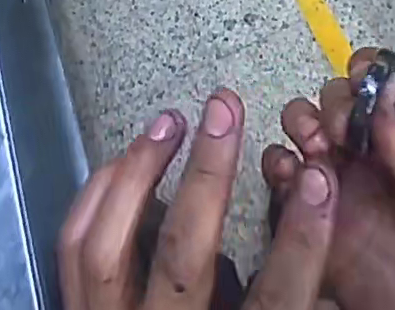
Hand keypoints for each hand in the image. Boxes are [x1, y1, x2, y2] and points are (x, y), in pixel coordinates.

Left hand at [59, 88, 337, 309]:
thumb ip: (282, 302)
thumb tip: (309, 227)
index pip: (274, 306)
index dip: (300, 241)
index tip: (320, 180)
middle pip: (182, 257)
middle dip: (207, 172)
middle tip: (224, 105)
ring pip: (109, 246)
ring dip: (141, 169)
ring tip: (172, 119)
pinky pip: (74, 247)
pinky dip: (99, 193)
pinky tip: (127, 159)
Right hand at [271, 49, 394, 309]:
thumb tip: (387, 87)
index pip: (384, 84)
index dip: (367, 71)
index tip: (359, 78)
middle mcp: (378, 159)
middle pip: (339, 101)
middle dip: (331, 103)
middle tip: (339, 131)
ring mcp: (349, 194)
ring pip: (308, 134)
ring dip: (300, 126)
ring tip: (312, 151)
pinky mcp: (325, 236)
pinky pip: (288, 190)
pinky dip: (278, 171)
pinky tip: (287, 178)